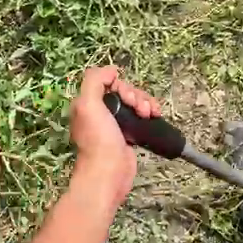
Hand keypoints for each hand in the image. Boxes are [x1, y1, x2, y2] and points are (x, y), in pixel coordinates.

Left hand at [69, 66, 160, 200]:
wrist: (109, 172)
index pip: (108, 82)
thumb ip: (95, 80)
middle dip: (136, 96)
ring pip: (134, 102)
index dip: (122, 86)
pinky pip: (141, 115)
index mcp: (87, 103)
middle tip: (141, 109)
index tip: (127, 99)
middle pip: (123, 91)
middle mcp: (99, 111)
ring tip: (150, 114)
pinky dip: (150, 113)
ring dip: (146, 103)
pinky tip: (155, 117)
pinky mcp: (128, 133)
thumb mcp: (88, 104)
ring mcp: (115, 123)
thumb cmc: (99, 139)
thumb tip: (112, 70)